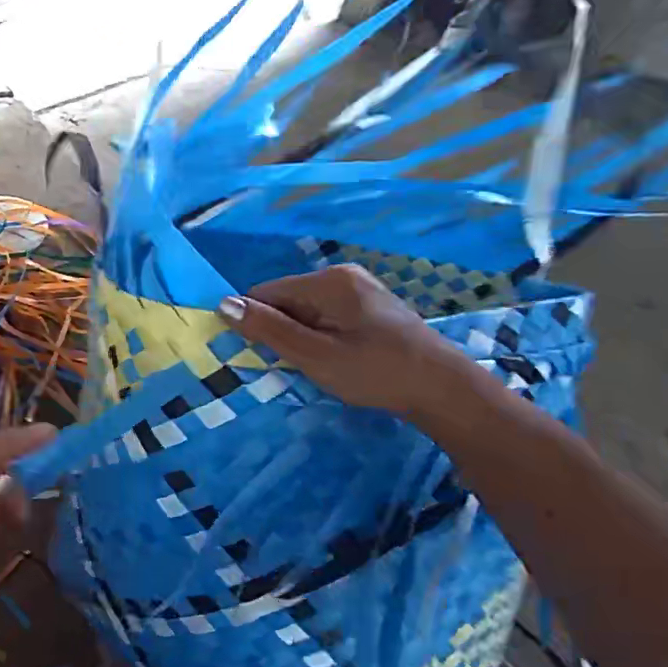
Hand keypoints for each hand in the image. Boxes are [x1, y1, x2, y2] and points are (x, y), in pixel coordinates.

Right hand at [217, 265, 484, 418]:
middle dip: (280, 332)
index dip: (255, 324)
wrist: (444, 390)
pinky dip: (319, 338)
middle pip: (285, 301)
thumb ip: (267, 329)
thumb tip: (222, 304)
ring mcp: (359, 290)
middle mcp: (342, 276)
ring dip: (300, 339)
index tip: (262, 357)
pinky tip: (335, 360)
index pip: (264, 293)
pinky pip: (326, 317)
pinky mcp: (369, 307)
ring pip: (305, 312)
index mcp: (327, 281)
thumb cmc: (375, 372)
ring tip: (317, 366)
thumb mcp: (314, 354)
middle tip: (295, 366)